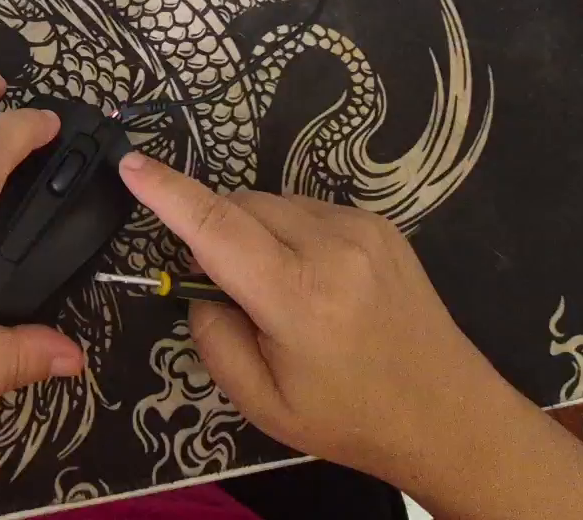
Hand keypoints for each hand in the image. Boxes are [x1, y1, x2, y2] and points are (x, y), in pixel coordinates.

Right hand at [117, 154, 499, 484]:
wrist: (451, 414)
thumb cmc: (349, 418)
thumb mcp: (261, 402)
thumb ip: (212, 332)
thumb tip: (200, 274)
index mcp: (299, 299)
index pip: (217, 229)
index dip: (168, 193)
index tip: (131, 164)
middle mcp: (332, 247)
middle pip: (238, 206)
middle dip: (216, 232)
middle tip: (232, 289)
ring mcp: (360, 227)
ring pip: (269, 202)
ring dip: (252, 230)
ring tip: (283, 287)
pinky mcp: (376, 219)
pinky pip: (303, 206)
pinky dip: (287, 231)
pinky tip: (314, 275)